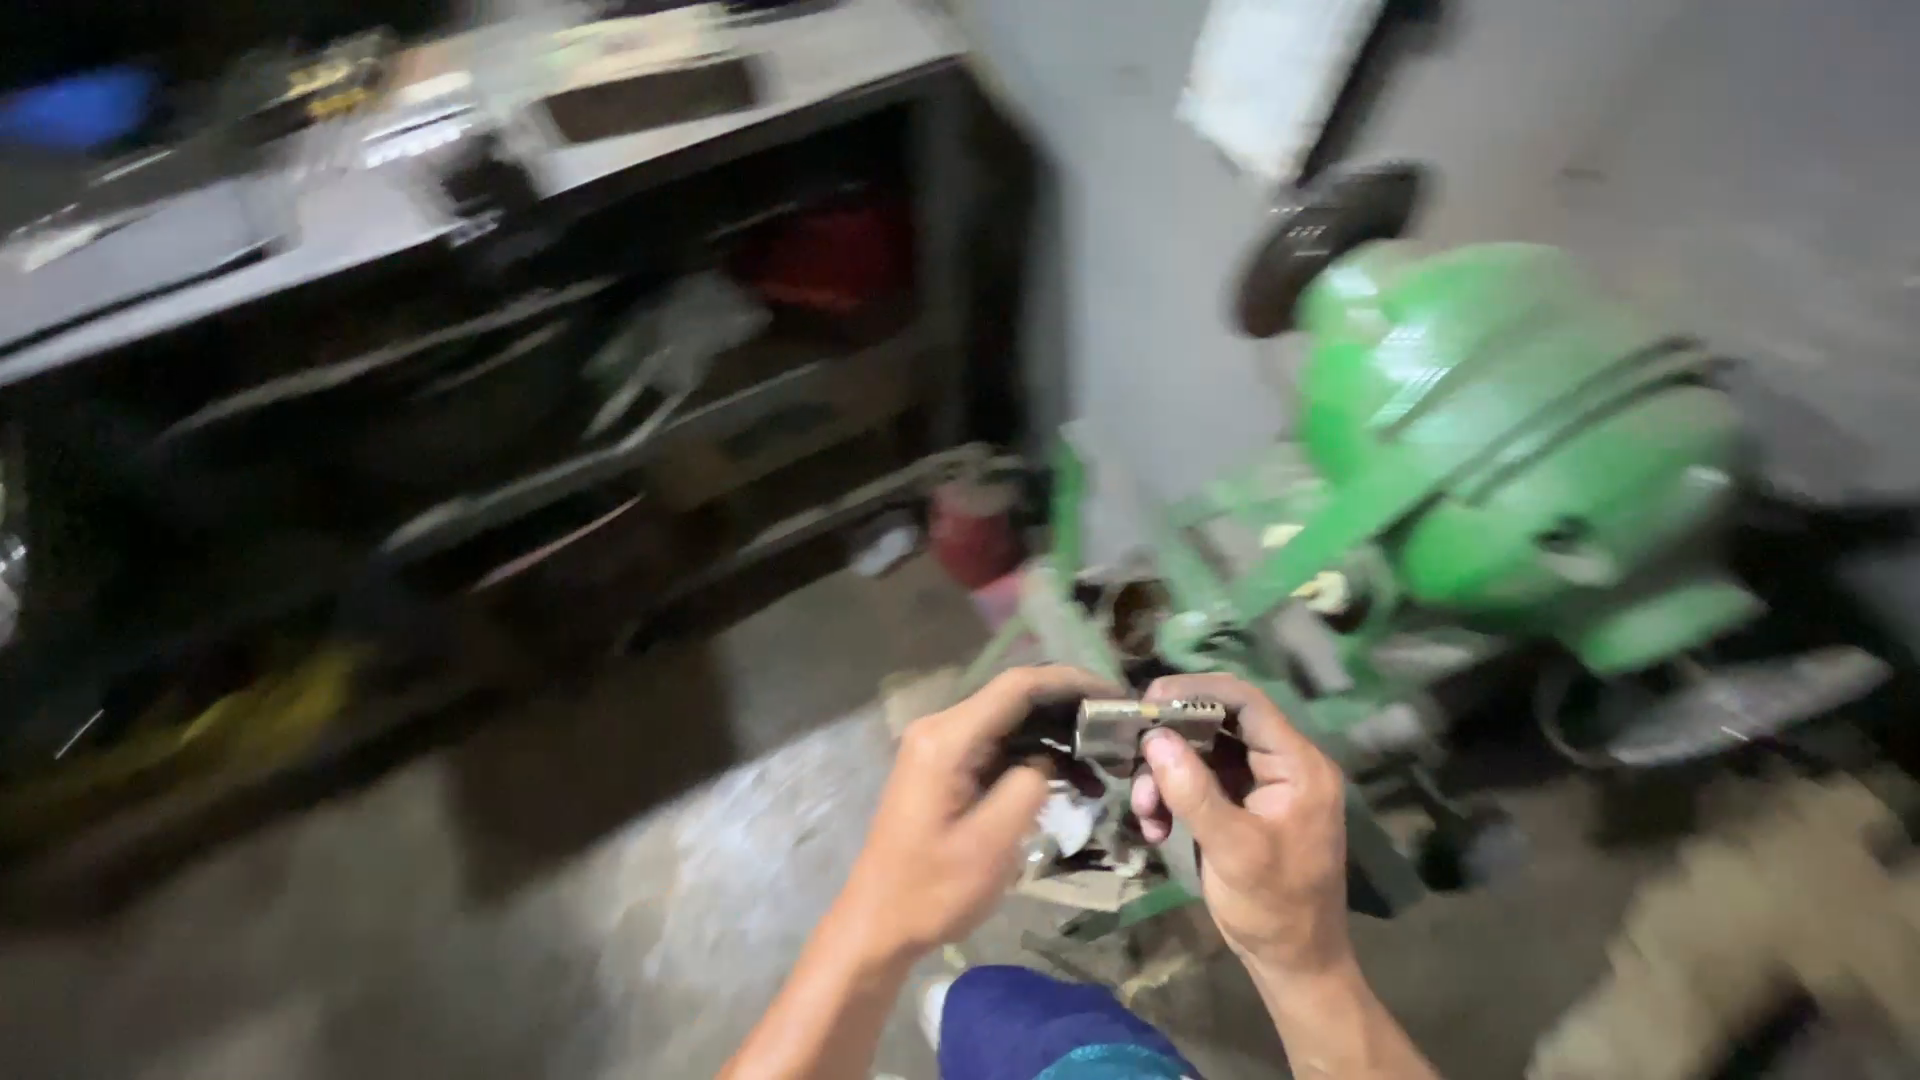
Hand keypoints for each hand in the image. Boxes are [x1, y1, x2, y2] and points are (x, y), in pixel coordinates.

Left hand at [835, 666, 1120, 960]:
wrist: (880, 922)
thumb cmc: (933, 890)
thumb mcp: (992, 844)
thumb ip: (1028, 785)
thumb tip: (1049, 757)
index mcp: (947, 738)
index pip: (1017, 686)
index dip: (1070, 682)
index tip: (1115, 695)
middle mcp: (942, 728)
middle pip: (1016, 698)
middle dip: (1071, 709)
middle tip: (1120, 730)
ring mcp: (943, 745)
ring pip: (1013, 722)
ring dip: (1058, 738)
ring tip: (1105, 766)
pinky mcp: (949, 765)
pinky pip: (1000, 746)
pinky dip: (1036, 758)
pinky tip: (1073, 782)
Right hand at [1130, 674, 1352, 982]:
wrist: (1292, 962)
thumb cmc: (1274, 906)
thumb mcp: (1232, 849)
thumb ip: (1193, 791)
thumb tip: (1153, 737)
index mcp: (1298, 765)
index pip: (1247, 702)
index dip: (1197, 690)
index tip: (1149, 699)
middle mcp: (1281, 764)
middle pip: (1218, 723)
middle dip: (1171, 739)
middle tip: (1132, 747)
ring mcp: (1259, 783)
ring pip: (1200, 751)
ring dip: (1164, 775)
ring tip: (1144, 808)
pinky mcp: (1239, 802)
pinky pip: (1197, 779)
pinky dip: (1171, 796)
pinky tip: (1155, 828)